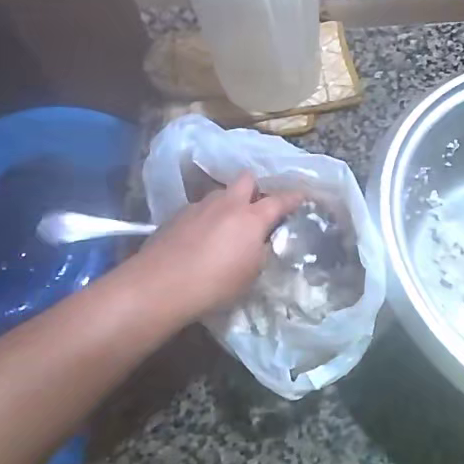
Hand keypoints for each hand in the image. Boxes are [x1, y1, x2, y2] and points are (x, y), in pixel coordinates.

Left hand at [122, 172, 303, 323]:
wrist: (161, 284)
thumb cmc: (216, 283)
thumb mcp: (251, 274)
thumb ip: (261, 251)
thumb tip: (262, 241)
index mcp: (251, 217)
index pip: (280, 200)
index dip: (293, 198)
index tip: (301, 196)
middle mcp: (227, 203)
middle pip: (246, 179)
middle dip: (255, 188)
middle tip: (257, 207)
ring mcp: (199, 206)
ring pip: (220, 193)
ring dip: (228, 203)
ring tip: (227, 224)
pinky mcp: (177, 215)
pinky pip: (200, 208)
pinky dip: (207, 217)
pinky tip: (202, 236)